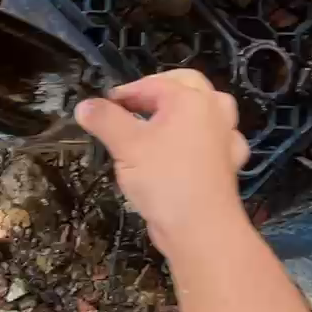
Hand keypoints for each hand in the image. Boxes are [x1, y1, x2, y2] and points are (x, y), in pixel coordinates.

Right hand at [74, 69, 251, 257]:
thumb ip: (104, 120)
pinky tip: (187, 149)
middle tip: (133, 105)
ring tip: (162, 120)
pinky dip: (200, 137)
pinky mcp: (228, 163)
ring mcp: (226, 138)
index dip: (125, 92)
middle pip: (188, 86)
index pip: (153, 84)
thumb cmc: (163, 178)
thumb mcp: (125, 145)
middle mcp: (214, 112)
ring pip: (207, 109)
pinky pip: (215, 139)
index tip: (103, 107)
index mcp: (190, 100)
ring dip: (185, 109)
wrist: (200, 227)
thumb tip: (84, 105)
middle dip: (159, 90)